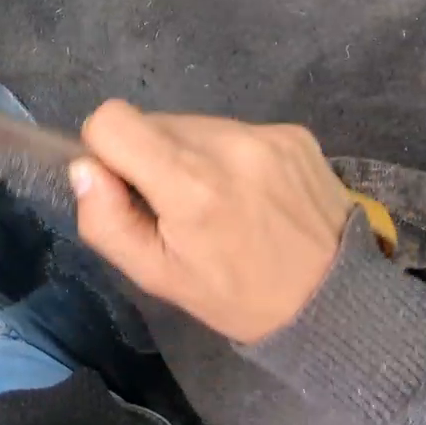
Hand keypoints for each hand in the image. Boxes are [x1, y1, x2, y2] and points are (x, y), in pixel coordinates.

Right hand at [69, 102, 352, 344]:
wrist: (340, 304)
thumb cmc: (237, 296)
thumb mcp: (157, 276)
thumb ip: (106, 220)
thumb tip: (85, 167)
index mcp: (189, 183)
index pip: (111, 120)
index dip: (105, 149)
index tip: (125, 185)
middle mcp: (226, 144)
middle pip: (149, 121)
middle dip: (148, 157)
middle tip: (177, 205)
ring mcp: (265, 134)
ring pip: (189, 123)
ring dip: (187, 154)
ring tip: (217, 199)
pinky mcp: (292, 132)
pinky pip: (229, 128)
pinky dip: (226, 155)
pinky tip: (250, 191)